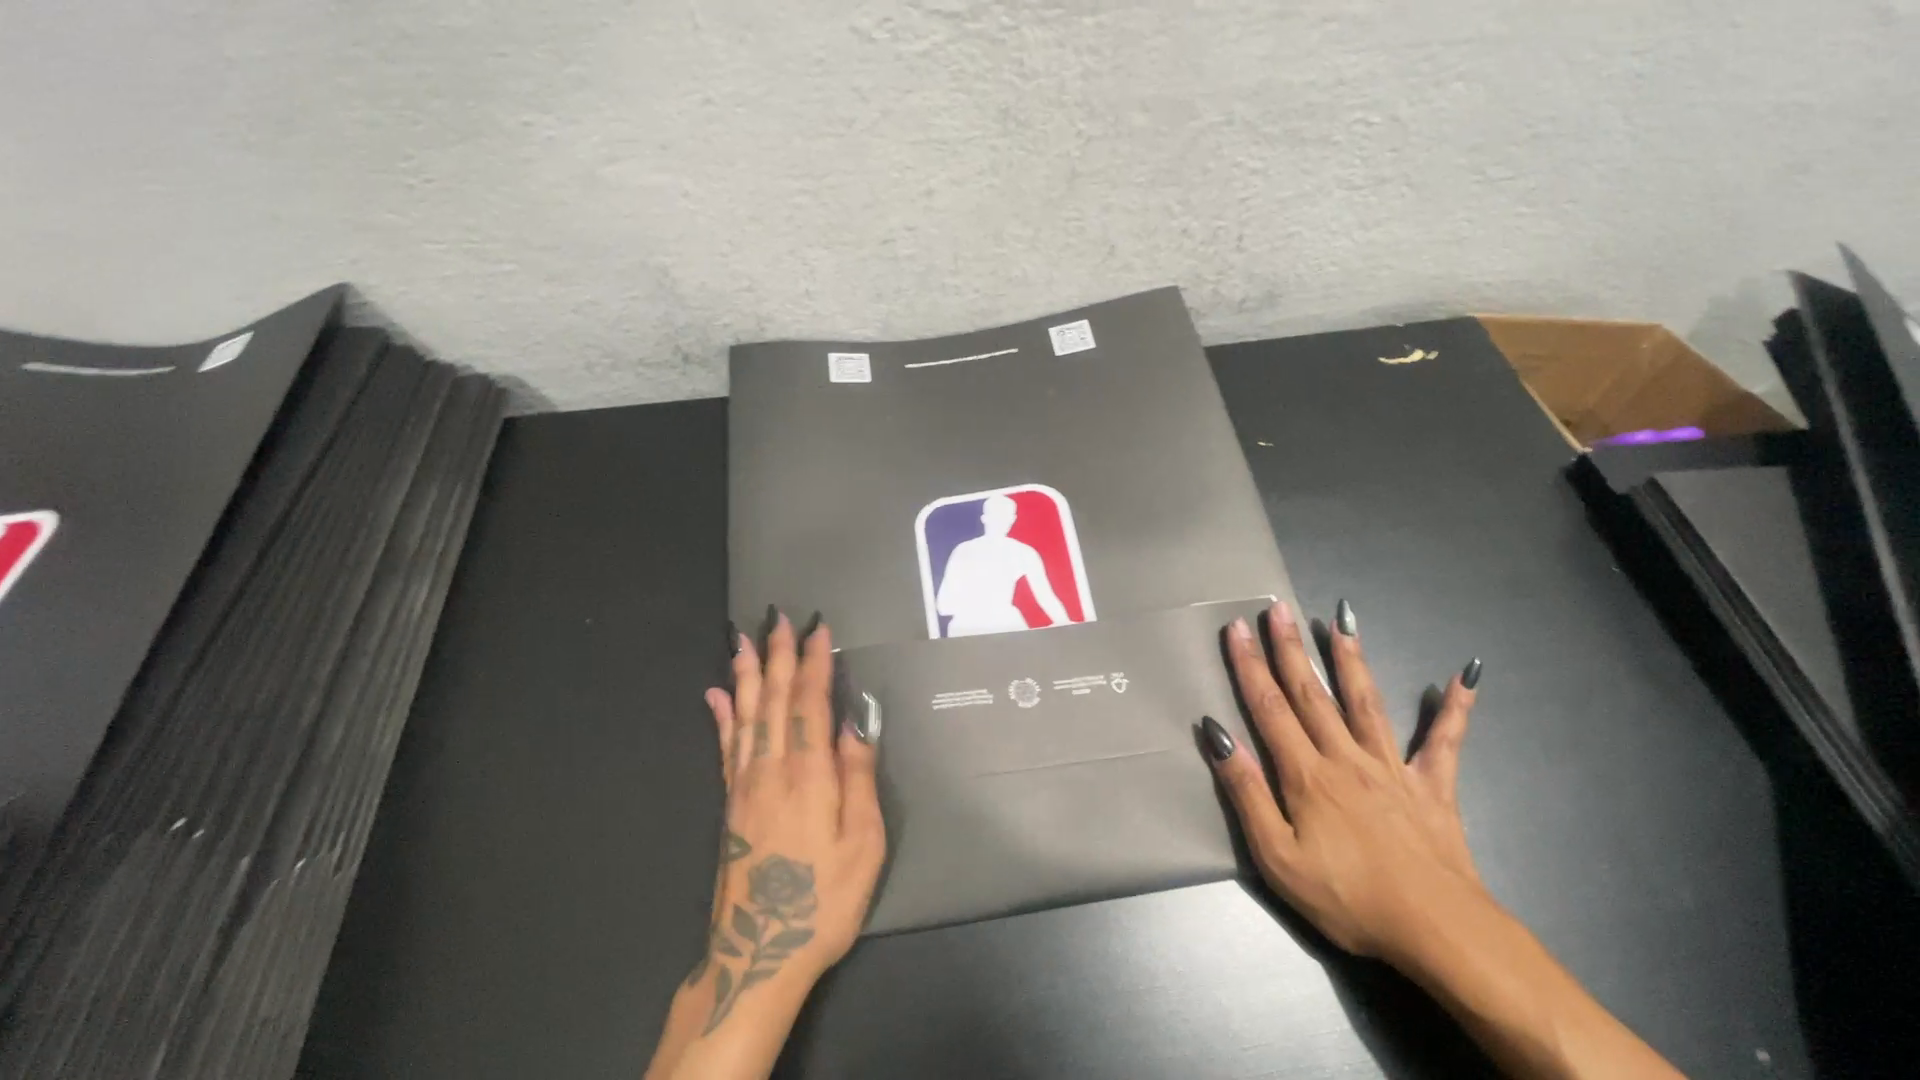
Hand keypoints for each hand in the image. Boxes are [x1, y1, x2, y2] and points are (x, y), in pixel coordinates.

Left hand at [644, 611, 884, 1079]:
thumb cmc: (823, 900)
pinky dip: (720, 716)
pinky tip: (714, 695)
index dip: (814, 662)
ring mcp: (744, 785)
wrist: (758, 950)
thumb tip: (854, 723)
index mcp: (808, 774)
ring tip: (742, 638)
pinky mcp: (729, 803)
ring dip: (744, 673)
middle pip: (772, 699)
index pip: (809, 702)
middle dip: (776, 654)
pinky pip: (724, 747)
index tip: (818, 628)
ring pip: (743, 714)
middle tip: (777, 616)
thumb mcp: (863, 844)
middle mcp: (770, 769)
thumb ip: (858, 779)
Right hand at [1204, 598, 1483, 963]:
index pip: (1269, 709)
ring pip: (1366, 702)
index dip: (1248, 666)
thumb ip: (1247, 793)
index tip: (1235, 628)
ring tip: (1341, 619)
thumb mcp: (1277, 857)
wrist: (1436, 927)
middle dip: (1289, 648)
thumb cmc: (1347, 898)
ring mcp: (1393, 768)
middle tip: (1275, 606)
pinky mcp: (1433, 786)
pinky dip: (1455, 708)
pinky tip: (1466, 675)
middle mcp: (1347, 758)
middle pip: (1311, 694)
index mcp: (1307, 775)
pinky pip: (1444, 740)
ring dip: (1351, 659)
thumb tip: (1219, 734)